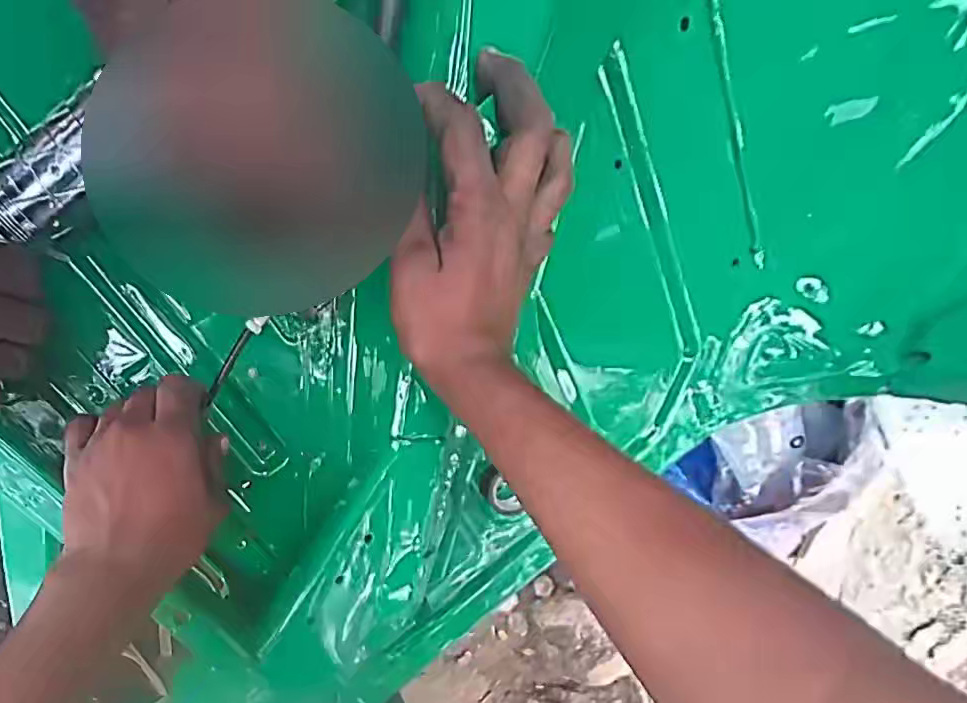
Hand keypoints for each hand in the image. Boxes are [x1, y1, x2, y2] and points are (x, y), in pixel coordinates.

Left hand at [60, 375, 227, 599]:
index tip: (198, 406)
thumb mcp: (211, 506)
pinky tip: (104, 444)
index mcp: (172, 435)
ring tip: (139, 443)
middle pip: (147, 394)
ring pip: (116, 408)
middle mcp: (133, 427)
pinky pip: (83, 425)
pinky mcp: (74, 457)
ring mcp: (99, 440)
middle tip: (171, 431)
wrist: (115, 565)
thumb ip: (214, 466)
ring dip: (132, 417)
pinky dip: (96, 427)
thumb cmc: (172, 539)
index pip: (179, 388)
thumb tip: (214, 439)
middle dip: (162, 405)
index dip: (190, 391)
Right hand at [390, 51, 571, 389]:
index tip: (416, 96)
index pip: (464, 133)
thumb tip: (408, 165)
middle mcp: (515, 210)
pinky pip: (555, 201)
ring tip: (519, 113)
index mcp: (480, 209)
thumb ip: (411, 209)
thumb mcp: (409, 268)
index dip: (439, 103)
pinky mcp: (533, 254)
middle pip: (534, 128)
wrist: (473, 370)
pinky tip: (531, 176)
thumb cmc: (436, 325)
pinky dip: (548, 174)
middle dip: (514, 86)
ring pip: (559, 161)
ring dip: (544, 125)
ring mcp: (531, 232)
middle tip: (489, 68)